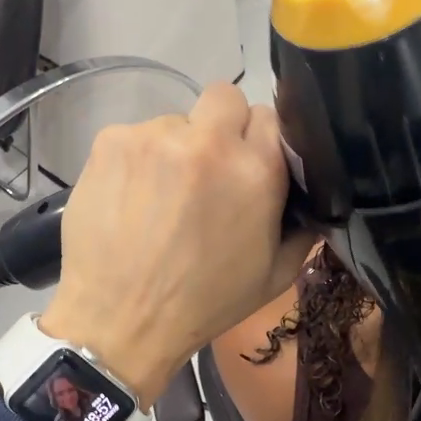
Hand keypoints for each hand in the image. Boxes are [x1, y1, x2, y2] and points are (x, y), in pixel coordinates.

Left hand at [40, 84, 305, 406]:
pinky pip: (136, 137)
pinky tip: (135, 200)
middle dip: (224, 128)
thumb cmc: (206, 304)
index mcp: (256, 170)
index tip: (252, 168)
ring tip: (165, 198)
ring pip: (177, 122)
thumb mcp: (275, 276)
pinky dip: (140, 162)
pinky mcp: (110, 142)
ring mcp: (153, 136)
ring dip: (178, 149)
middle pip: (225, 98)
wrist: (122, 322)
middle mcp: (207, 141)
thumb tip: (310, 203)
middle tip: (212, 171)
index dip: (263, 142)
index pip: (272, 117)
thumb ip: (301, 228)